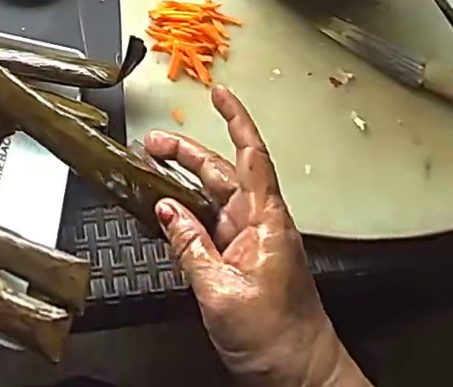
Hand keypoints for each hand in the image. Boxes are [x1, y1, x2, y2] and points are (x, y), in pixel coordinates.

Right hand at [146, 86, 367, 386]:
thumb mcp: (222, 293)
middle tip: (151, 144)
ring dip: (182, 179)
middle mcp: (258, 222)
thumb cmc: (281, 344)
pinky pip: (208, 221)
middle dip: (185, 152)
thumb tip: (167, 210)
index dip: (236, 120)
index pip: (250, 156)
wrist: (303, 382)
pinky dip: (184, 209)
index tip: (220, 94)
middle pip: (219, 171)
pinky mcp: (239, 257)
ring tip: (150, 168)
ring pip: (210, 194)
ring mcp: (248, 239)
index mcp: (265, 221)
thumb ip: (190, 247)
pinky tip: (165, 210)